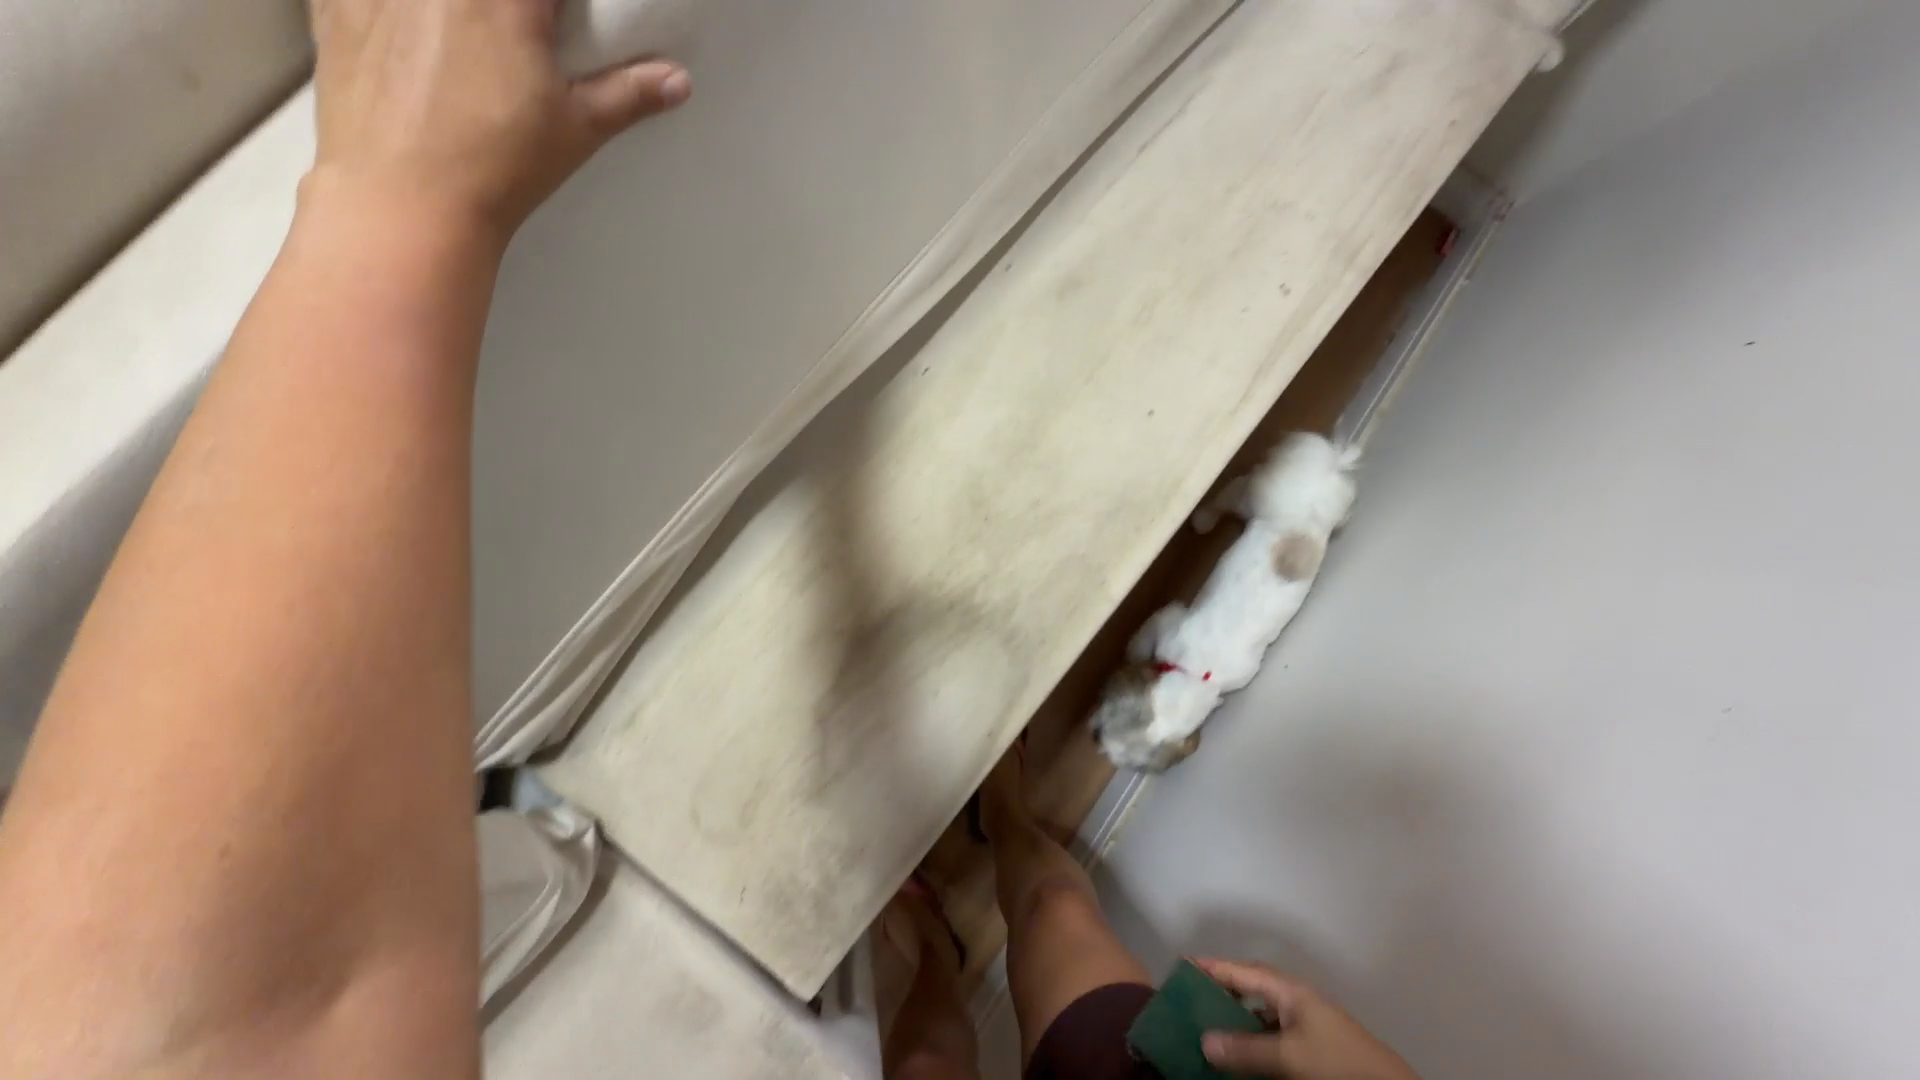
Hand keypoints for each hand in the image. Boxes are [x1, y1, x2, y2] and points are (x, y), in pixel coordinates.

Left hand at [308, 0, 690, 241]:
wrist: (408, 203)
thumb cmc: (497, 166)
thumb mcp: (576, 129)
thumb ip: (628, 94)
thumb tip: (677, 81)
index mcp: (505, 0)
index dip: (557, 8)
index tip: (559, 23)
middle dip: (510, 14)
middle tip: (522, 34)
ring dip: (449, 12)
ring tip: (462, 41)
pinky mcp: (334, 7)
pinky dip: (385, 10)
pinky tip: (404, 30)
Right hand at [1193, 958, 1417, 1079]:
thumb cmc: (1338, 1064)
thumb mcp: (1288, 1057)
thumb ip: (1246, 1049)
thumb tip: (1203, 1040)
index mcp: (1290, 992)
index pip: (1244, 971)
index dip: (1213, 967)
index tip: (1182, 965)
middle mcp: (1296, 1003)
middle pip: (1251, 991)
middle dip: (1221, 993)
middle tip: (1189, 999)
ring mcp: (1306, 1028)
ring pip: (1261, 1018)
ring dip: (1236, 1022)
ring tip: (1207, 1030)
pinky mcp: (1312, 1053)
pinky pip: (1272, 1039)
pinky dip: (1253, 1043)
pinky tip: (1240, 1059)